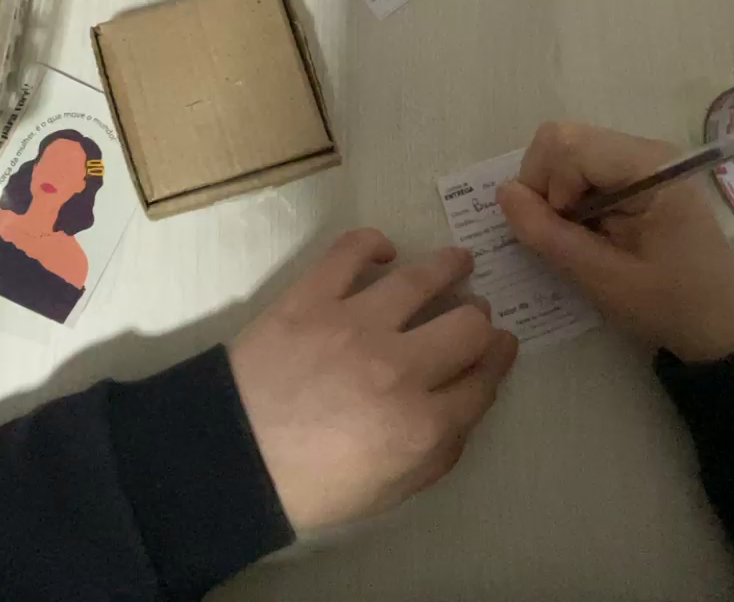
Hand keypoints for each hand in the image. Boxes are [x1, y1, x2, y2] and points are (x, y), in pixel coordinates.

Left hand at [228, 230, 518, 533]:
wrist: (232, 454)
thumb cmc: (311, 482)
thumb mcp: (388, 491)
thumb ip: (438, 454)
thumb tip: (463, 408)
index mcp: (421, 424)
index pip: (482, 381)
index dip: (499, 359)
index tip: (502, 344)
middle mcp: (400, 367)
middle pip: (467, 326)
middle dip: (480, 320)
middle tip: (473, 312)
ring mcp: (355, 323)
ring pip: (422, 278)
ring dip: (450, 266)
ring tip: (460, 260)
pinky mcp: (313, 295)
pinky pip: (351, 251)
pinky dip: (373, 242)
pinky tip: (386, 249)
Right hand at [496, 123, 733, 363]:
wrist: (723, 324)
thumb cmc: (671, 305)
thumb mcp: (605, 282)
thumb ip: (550, 236)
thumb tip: (503, 193)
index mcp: (650, 169)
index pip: (567, 143)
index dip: (548, 186)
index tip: (566, 231)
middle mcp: (643, 150)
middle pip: (561, 138)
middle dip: (544, 184)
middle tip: (565, 231)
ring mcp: (637, 158)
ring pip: (563, 148)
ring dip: (552, 189)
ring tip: (577, 231)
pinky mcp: (630, 172)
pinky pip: (576, 164)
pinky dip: (565, 193)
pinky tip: (587, 226)